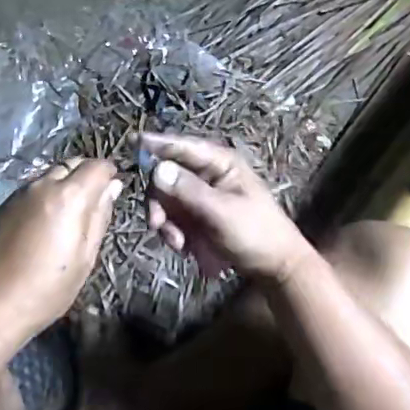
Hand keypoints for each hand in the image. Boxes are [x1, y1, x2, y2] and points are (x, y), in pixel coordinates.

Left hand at [0, 158, 122, 340]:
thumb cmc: (46, 288)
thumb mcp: (85, 257)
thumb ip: (100, 216)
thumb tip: (113, 187)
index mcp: (68, 196)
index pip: (97, 166)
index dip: (109, 174)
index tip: (113, 192)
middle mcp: (43, 184)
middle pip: (72, 164)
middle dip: (87, 175)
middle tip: (93, 205)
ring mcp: (21, 193)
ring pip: (52, 174)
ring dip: (66, 184)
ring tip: (69, 216)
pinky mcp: (5, 204)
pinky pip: (35, 187)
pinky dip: (47, 194)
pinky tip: (45, 223)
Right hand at [139, 133, 315, 284]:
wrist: (276, 268)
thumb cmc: (255, 233)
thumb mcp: (220, 212)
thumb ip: (188, 190)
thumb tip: (157, 168)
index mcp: (220, 162)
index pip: (182, 146)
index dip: (157, 143)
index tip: (133, 141)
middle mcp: (209, 173)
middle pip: (167, 174)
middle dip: (160, 200)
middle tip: (157, 225)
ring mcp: (203, 194)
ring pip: (168, 198)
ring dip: (167, 221)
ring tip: (179, 244)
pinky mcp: (200, 214)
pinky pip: (175, 216)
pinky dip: (174, 231)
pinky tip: (185, 248)